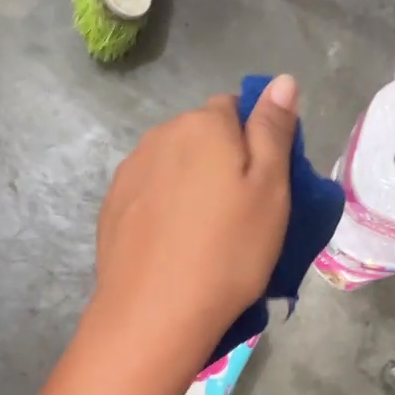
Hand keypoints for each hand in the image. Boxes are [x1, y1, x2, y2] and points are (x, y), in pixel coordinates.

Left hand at [87, 76, 299, 375]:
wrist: (156, 314)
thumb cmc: (229, 253)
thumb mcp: (270, 191)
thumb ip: (273, 131)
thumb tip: (281, 80)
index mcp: (204, 125)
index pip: (237, 108)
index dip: (256, 143)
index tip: (266, 187)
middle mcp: (161, 135)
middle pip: (202, 137)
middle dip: (222, 163)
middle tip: (242, 217)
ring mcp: (131, 172)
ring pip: (174, 167)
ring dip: (192, 188)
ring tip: (207, 238)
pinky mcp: (113, 208)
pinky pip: (151, 196)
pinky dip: (166, 212)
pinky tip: (176, 248)